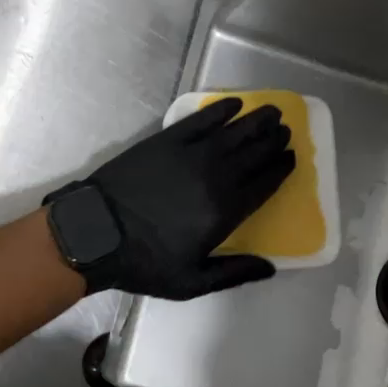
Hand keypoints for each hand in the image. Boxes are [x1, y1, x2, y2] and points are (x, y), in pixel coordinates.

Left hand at [55, 97, 293, 298]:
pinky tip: (234, 104)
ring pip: (234, 132)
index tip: (291, 157)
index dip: (280, 169)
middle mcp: (215, 177)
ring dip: (256, 121)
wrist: (96, 233)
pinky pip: (201, 120)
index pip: (264, 185)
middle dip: (273, 141)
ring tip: (272, 112)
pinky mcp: (167, 140)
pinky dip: (220, 110)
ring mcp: (191, 154)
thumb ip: (234, 273)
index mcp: (224, 211)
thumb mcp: (191, 281)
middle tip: (286, 130)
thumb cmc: (143, 262)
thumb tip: (271, 266)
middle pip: (254, 153)